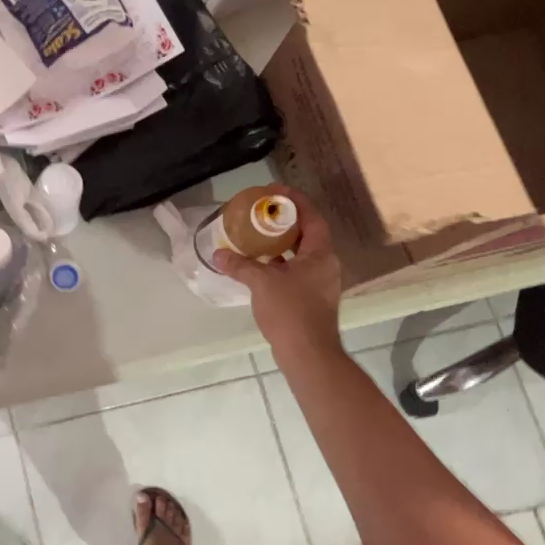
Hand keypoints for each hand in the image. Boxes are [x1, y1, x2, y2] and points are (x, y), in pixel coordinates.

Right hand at [214, 188, 344, 365]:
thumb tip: (219, 255)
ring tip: (257, 235)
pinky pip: (296, 271)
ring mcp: (320, 283)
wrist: (308, 353)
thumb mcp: (262, 283)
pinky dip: (280, 264)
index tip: (274, 191)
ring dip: (282, 243)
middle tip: (262, 212)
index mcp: (320, 254)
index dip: (295, 201)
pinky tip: (260, 265)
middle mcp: (325, 265)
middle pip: (307, 234)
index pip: (311, 217)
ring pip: (301, 254)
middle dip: (286, 221)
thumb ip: (241, 266)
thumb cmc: (290, 312)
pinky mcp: (312, 298)